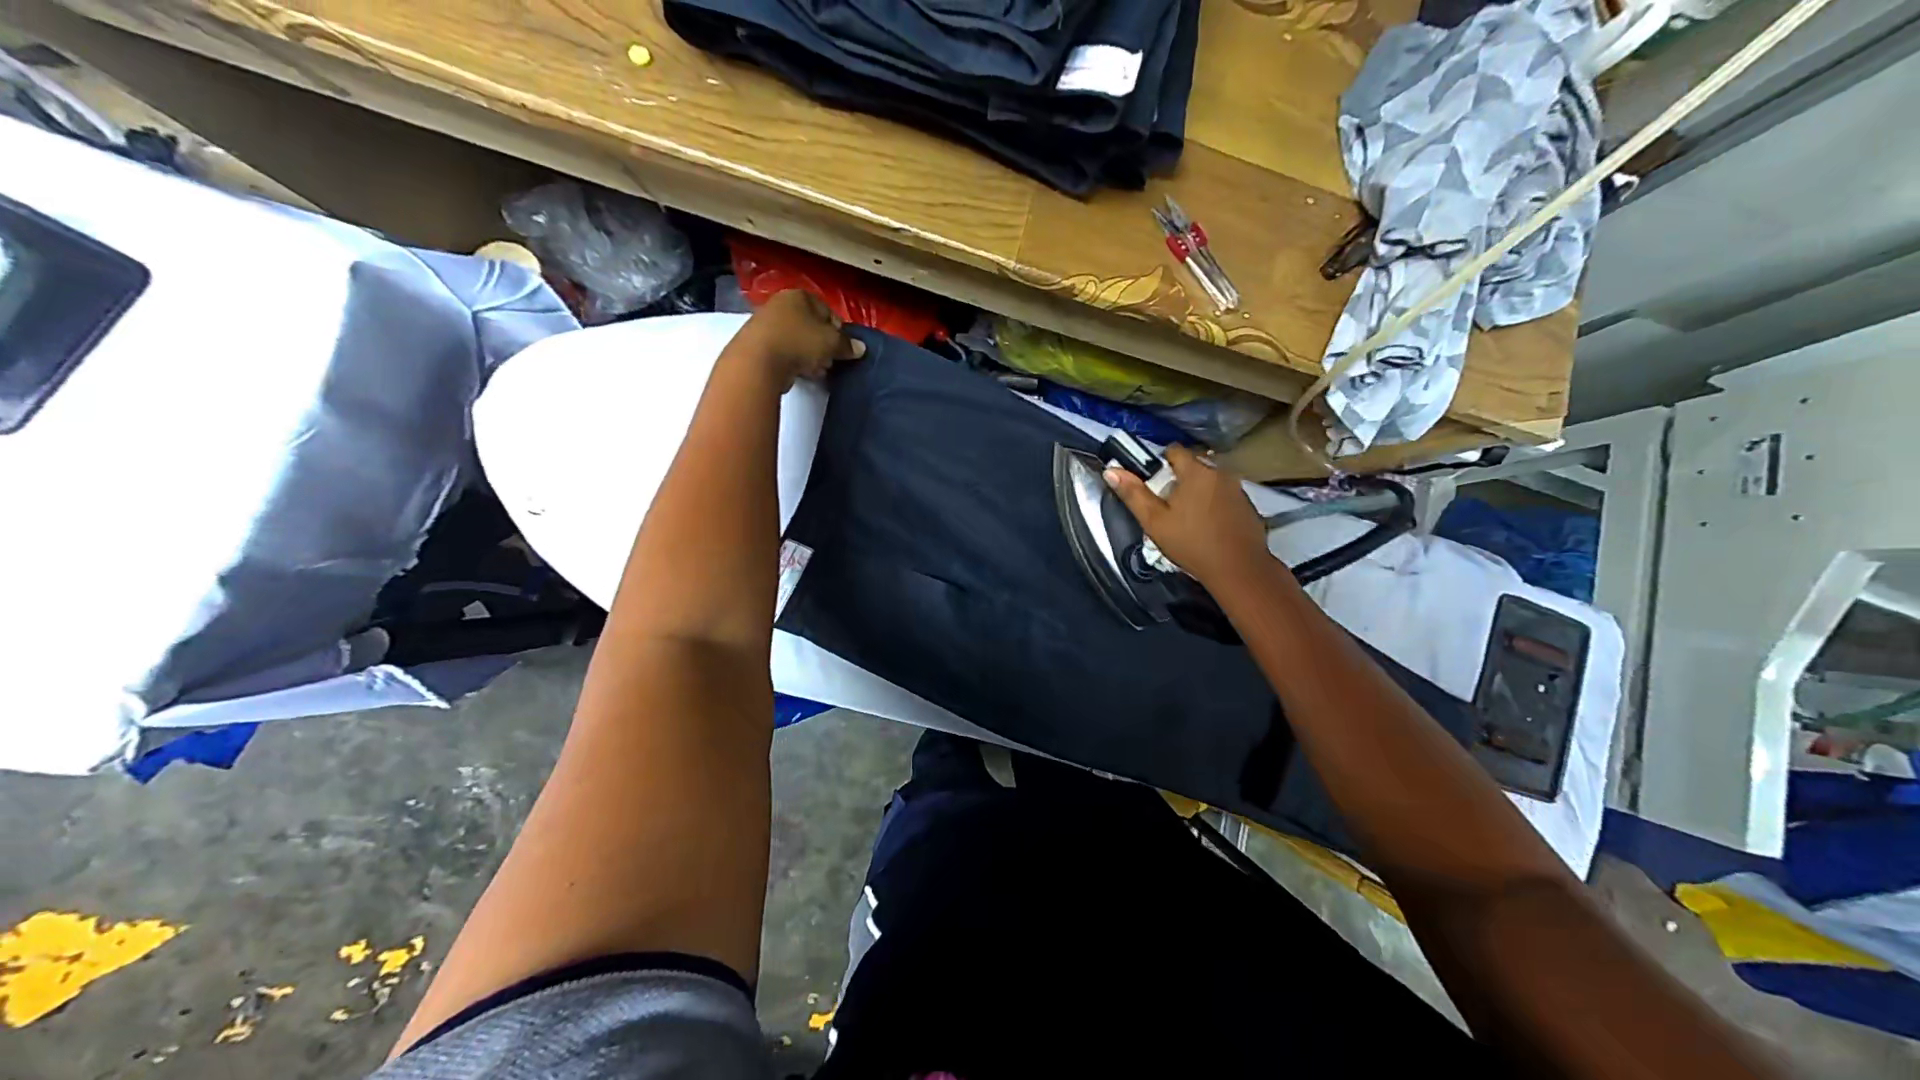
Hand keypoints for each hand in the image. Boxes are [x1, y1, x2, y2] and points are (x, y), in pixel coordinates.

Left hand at [731, 289, 865, 387]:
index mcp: (799, 295)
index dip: (838, 330)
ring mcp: (765, 323)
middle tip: (830, 360)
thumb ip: (847, 345)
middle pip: (810, 325)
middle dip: (822, 343)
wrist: (757, 361)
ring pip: (796, 339)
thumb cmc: (799, 342)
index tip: (843, 348)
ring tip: (816, 370)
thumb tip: (860, 348)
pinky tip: (799, 373)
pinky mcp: (756, 344)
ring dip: (808, 354)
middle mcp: (780, 304)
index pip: (826, 310)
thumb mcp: (831, 343)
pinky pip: (783, 351)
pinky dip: (793, 361)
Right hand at [1103, 444, 1275, 589]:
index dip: (1161, 462)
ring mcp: (1238, 488)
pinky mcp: (1248, 505)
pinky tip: (1209, 524)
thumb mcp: (1154, 521)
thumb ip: (1133, 494)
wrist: (1238, 569)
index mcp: (1195, 472)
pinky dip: (1216, 502)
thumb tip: (1111, 470)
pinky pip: (1226, 495)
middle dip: (1180, 477)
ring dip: (1199, 490)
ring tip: (1188, 515)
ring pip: (1211, 480)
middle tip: (1168, 502)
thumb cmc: (1191, 543)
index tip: (1154, 481)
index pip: (1175, 450)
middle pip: (1194, 465)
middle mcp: (1220, 473)